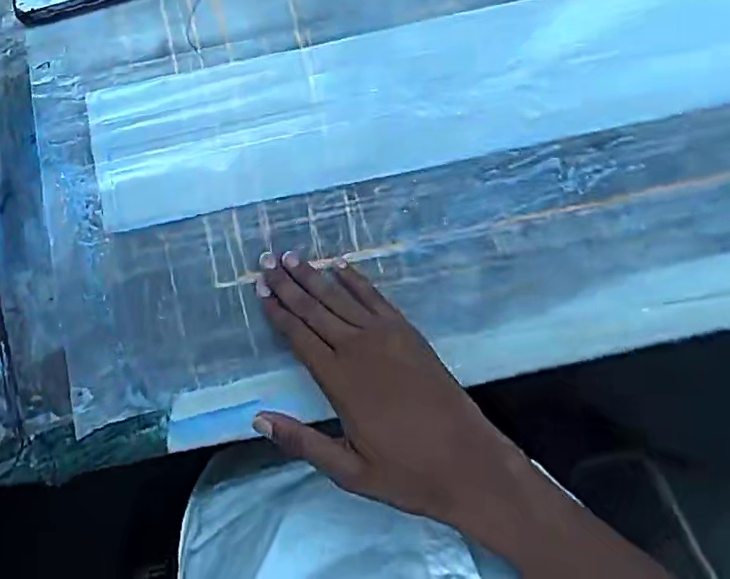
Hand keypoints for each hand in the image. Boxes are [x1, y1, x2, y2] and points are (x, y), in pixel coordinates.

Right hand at [251, 251, 523, 522]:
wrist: (472, 466)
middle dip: (287, 284)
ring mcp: (384, 336)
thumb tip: (257, 419)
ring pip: (338, 297)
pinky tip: (339, 265)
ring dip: (312, 275)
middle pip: (313, 308)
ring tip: (291, 256)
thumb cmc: (408, 473)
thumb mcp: (350, 473)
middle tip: (265, 260)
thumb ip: (303, 443)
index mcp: (339, 380)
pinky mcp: (407, 332)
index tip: (259, 288)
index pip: (297, 335)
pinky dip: (355, 279)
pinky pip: (374, 297)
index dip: (276, 310)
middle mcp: (356, 349)